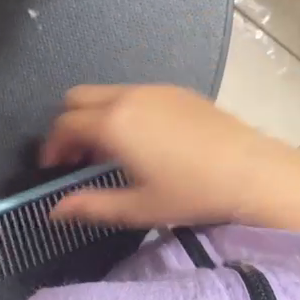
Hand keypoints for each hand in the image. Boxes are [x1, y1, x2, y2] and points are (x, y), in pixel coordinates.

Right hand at [40, 85, 299, 228]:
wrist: (248, 169)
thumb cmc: (190, 192)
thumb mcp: (138, 208)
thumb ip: (91, 206)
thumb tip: (54, 210)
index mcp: (112, 124)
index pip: (64, 125)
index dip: (51, 147)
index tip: (52, 170)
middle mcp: (126, 97)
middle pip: (76, 97)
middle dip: (67, 124)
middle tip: (75, 158)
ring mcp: (150, 88)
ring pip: (104, 92)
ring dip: (93, 116)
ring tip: (106, 152)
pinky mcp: (172, 89)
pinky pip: (130, 92)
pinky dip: (119, 109)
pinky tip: (139, 140)